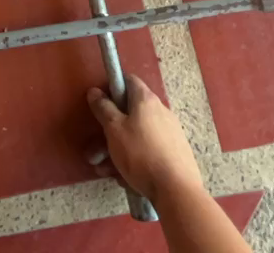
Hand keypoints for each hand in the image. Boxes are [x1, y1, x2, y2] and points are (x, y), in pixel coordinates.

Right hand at [86, 75, 203, 200]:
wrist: (178, 192)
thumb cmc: (141, 154)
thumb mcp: (114, 129)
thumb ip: (103, 108)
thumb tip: (95, 91)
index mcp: (146, 100)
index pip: (128, 80)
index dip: (112, 88)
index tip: (101, 104)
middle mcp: (161, 112)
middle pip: (130, 114)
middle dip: (110, 131)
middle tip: (96, 150)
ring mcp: (171, 134)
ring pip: (137, 136)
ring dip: (118, 151)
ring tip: (105, 171)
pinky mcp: (176, 154)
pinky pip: (149, 151)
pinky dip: (136, 161)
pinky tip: (126, 179)